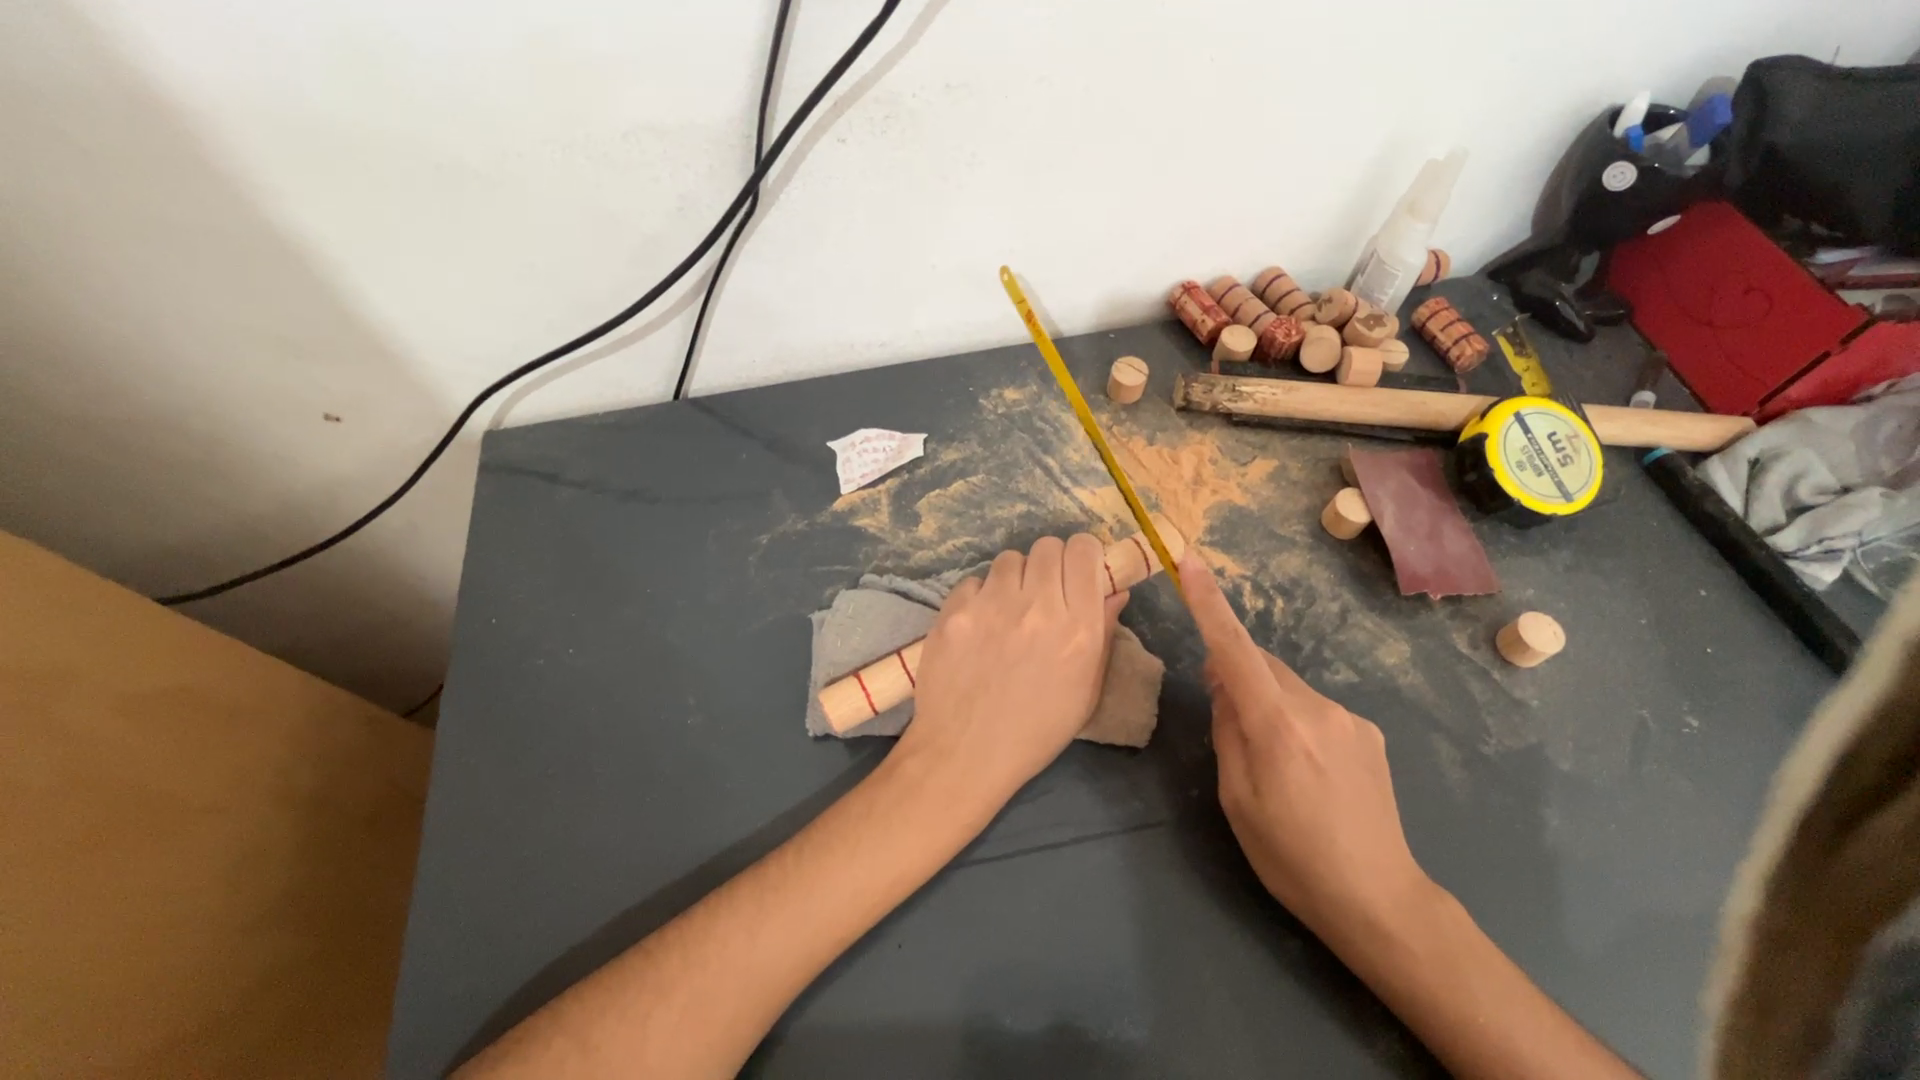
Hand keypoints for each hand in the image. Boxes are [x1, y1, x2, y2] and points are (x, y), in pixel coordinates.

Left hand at [895, 534, 1127, 813]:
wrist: (965, 754)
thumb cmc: (1036, 730)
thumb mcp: (1086, 691)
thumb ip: (1102, 634)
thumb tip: (1114, 592)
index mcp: (1078, 629)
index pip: (1084, 551)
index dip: (1083, 555)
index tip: (1077, 572)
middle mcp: (1038, 608)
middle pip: (1048, 545)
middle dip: (1050, 563)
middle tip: (1044, 590)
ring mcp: (991, 606)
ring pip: (1009, 558)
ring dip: (1014, 577)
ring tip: (1008, 609)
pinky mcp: (954, 612)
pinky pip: (973, 581)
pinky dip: (979, 596)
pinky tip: (978, 625)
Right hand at [1178, 551, 1430, 942]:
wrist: (1377, 898)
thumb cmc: (1289, 856)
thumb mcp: (1236, 799)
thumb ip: (1227, 731)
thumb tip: (1224, 684)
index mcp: (1276, 726)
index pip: (1234, 650)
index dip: (1210, 604)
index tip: (1192, 561)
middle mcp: (1317, 709)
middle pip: (1262, 664)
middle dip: (1236, 672)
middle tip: (1221, 715)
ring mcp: (1349, 719)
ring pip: (1289, 687)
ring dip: (1267, 702)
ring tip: (1271, 761)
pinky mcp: (1369, 734)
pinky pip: (1316, 709)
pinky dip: (1295, 720)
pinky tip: (1305, 771)